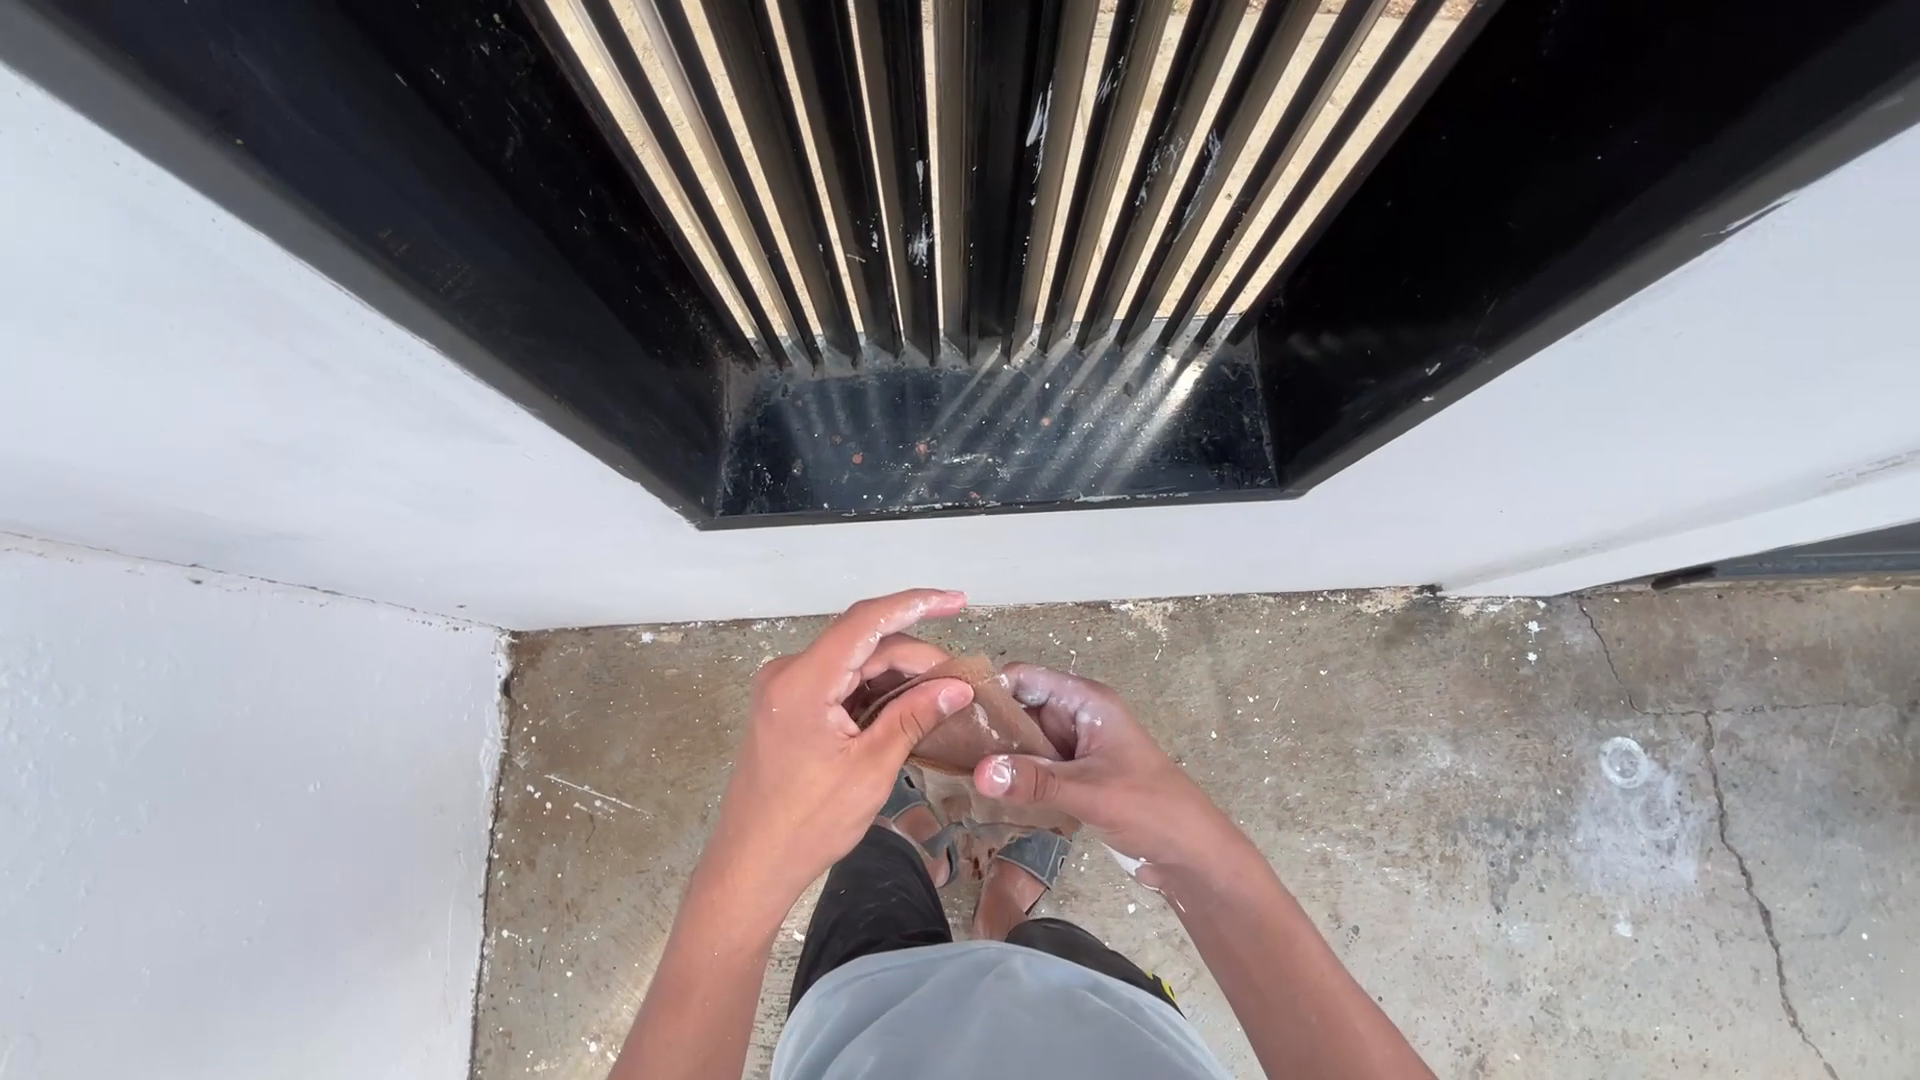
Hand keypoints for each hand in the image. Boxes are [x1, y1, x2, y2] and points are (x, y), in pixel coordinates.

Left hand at [706, 589, 976, 904]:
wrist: (751, 864)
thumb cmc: (809, 823)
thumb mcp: (871, 769)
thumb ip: (914, 717)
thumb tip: (959, 686)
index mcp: (804, 681)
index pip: (866, 621)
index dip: (916, 604)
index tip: (958, 601)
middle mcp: (789, 672)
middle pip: (864, 643)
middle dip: (915, 656)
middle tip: (959, 682)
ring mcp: (786, 687)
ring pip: (855, 661)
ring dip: (898, 673)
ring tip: (942, 694)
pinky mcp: (790, 704)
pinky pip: (841, 680)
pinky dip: (875, 689)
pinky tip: (908, 704)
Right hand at [970, 664, 1242, 887]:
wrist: (1190, 854)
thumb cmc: (1151, 808)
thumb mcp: (1090, 791)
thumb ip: (1035, 781)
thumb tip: (978, 771)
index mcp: (1086, 701)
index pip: (1026, 678)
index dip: (988, 686)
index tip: (946, 704)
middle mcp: (1076, 716)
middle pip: (1019, 708)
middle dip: (983, 723)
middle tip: (937, 741)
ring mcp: (1073, 748)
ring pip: (1022, 740)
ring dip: (994, 752)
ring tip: (947, 764)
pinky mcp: (1071, 776)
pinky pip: (1032, 767)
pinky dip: (1010, 775)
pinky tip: (979, 789)